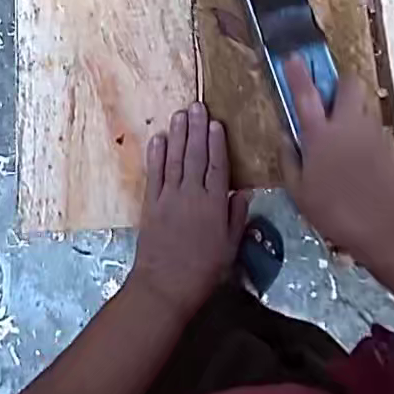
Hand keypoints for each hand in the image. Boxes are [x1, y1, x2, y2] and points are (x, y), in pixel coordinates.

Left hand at [128, 103, 247, 316]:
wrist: (164, 287)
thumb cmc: (204, 269)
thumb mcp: (231, 245)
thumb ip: (237, 215)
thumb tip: (243, 190)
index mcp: (214, 203)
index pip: (217, 165)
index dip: (217, 143)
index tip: (217, 123)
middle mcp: (191, 194)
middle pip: (195, 155)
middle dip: (196, 129)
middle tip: (198, 106)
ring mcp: (168, 197)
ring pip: (174, 159)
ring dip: (177, 135)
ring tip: (180, 114)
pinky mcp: (150, 205)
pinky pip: (154, 175)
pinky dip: (156, 155)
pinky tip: (158, 138)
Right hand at [280, 58, 393, 258]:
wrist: (383, 225)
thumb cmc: (334, 211)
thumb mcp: (298, 191)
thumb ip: (289, 159)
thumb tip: (285, 135)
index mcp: (320, 135)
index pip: (306, 94)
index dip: (297, 73)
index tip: (293, 57)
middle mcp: (348, 125)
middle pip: (349, 83)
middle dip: (339, 82)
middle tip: (329, 99)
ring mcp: (372, 131)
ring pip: (364, 103)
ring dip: (352, 108)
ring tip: (343, 133)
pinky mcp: (389, 143)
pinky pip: (375, 127)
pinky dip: (365, 132)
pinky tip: (359, 156)